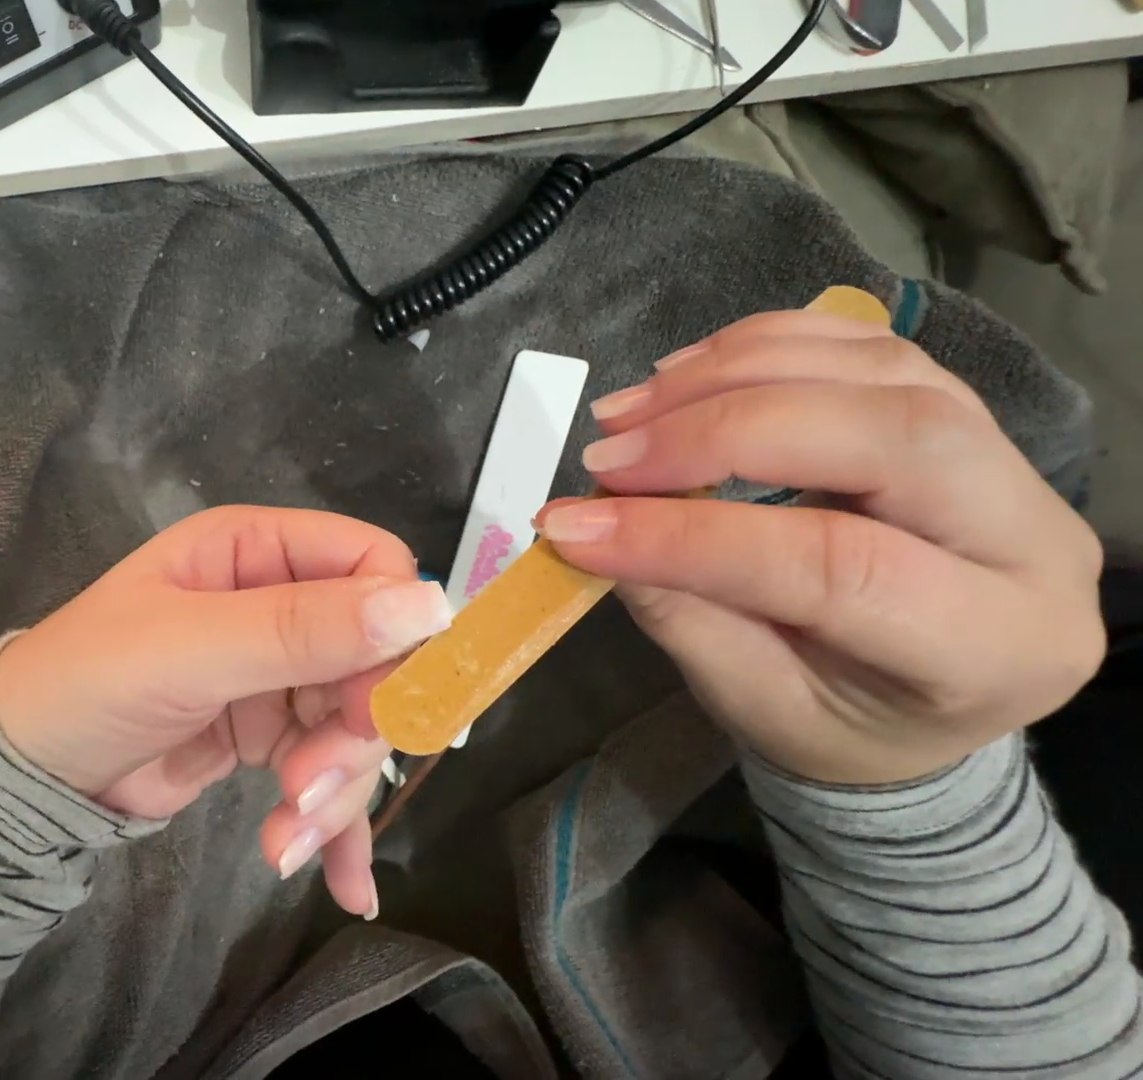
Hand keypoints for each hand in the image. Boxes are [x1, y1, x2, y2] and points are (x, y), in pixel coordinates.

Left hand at [0, 506, 453, 915]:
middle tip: (311, 784)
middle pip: (374, 655)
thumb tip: (430, 606)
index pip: (370, 565)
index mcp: (256, 550)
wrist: (28, 771)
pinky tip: (346, 886)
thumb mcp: (189, 649)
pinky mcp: (270, 734)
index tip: (385, 700)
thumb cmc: (90, 682)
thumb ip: (301, 628)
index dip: (397, 627)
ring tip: (286, 838)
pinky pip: (329, 770)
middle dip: (355, 731)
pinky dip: (338, 825)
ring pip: (356, 724)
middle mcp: (276, 601)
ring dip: (337, 789)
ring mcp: (276, 672)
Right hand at [536, 309, 1105, 785]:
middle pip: (890, 436)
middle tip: (606, 453)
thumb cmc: (828, 716)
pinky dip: (761, 343)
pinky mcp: (962, 415)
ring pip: (880, 372)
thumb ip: (678, 611)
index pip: (833, 563)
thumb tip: (590, 529)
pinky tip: (680, 374)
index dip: (684, 534)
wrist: (906, 699)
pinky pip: (869, 347)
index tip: (570, 524)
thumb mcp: (747, 696)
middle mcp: (1031, 540)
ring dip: (730, 374)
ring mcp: (1010, 463)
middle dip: (720, 431)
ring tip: (625, 412)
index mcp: (990, 644)